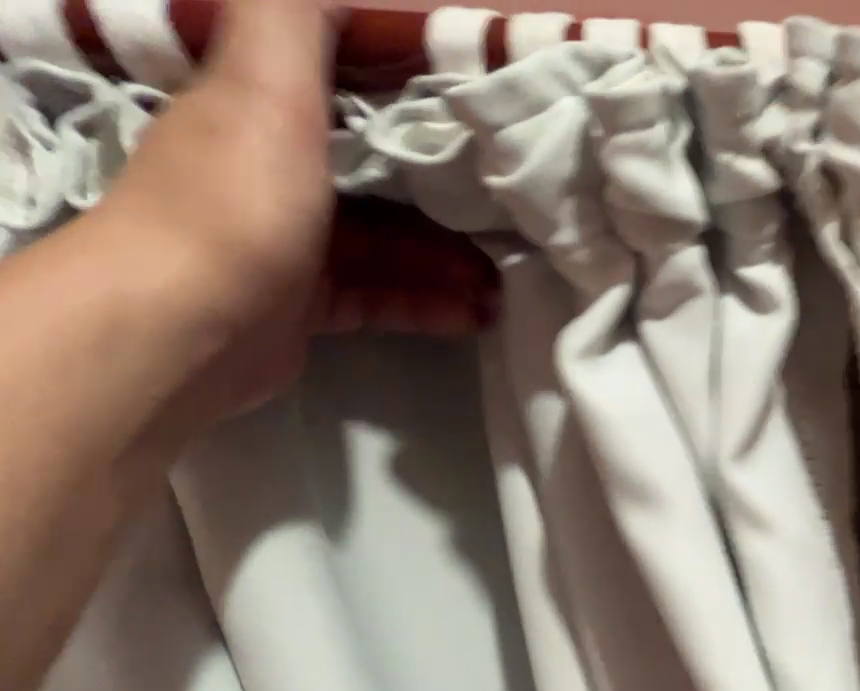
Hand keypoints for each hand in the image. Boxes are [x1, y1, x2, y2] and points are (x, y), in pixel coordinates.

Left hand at [84, 0, 494, 436]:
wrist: (184, 324)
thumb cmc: (237, 204)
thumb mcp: (265, 92)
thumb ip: (292, 25)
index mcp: (261, 116)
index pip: (350, 102)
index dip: (413, 110)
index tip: (479, 126)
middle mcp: (273, 174)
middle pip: (381, 186)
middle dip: (449, 209)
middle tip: (509, 227)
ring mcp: (292, 245)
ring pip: (391, 250)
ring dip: (450, 267)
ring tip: (504, 290)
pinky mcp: (307, 306)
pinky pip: (383, 298)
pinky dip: (429, 305)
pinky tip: (474, 317)